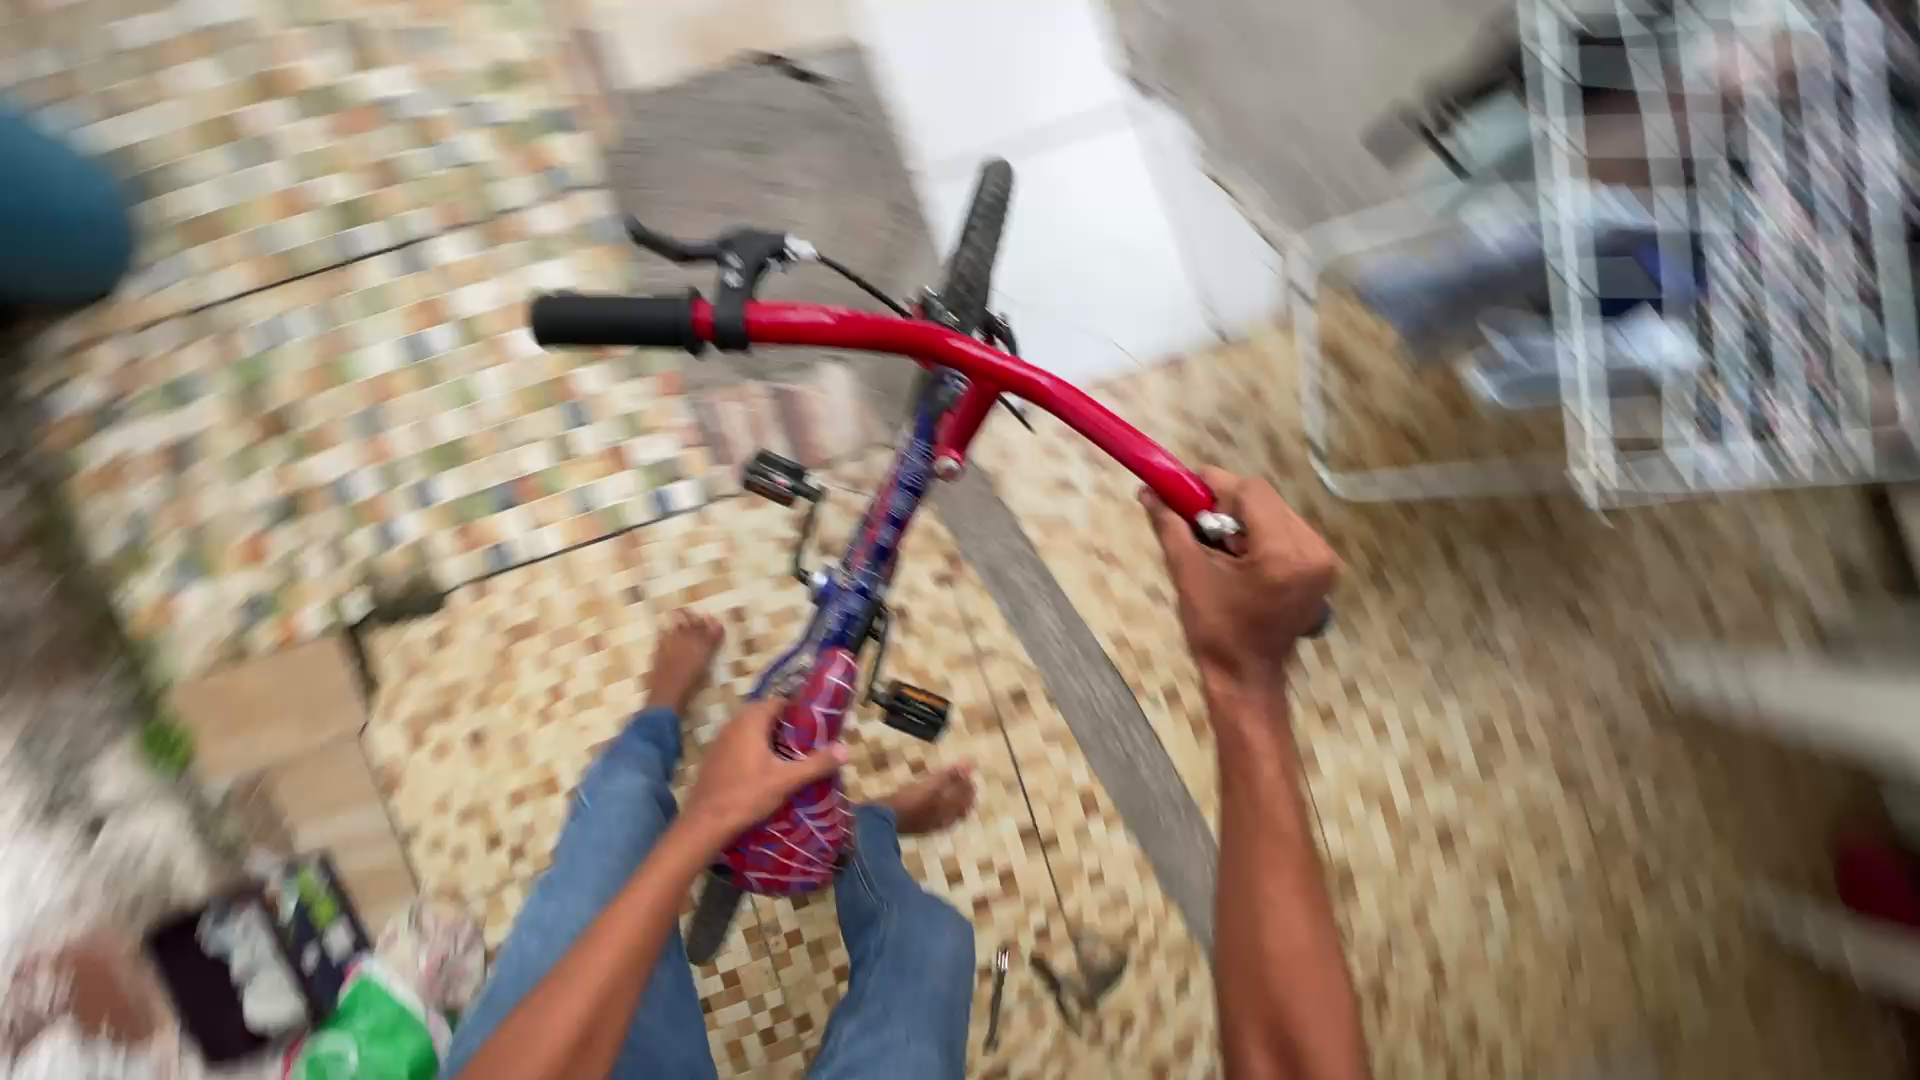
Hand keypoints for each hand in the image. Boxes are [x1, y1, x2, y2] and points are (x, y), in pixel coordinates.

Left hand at [682, 697, 847, 838]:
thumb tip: (846, 750)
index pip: (779, 702)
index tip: (815, 726)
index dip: (799, 711)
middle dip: (786, 726)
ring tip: (790, 757)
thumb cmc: (746, 795)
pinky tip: (765, 770)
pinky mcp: (714, 758)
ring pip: (751, 730)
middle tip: (806, 743)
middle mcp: (733, 724)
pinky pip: (739, 744)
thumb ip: (816, 764)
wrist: (704, 825)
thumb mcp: (787, 780)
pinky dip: (754, 750)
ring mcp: (720, 741)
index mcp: (750, 721)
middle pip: (765, 715)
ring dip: (769, 738)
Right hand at [1140, 467, 1339, 697]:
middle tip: (1195, 523)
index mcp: (1284, 553)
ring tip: (1218, 546)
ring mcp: (1324, 560)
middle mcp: (1314, 550)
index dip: (1212, 486)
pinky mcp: (1322, 568)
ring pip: (1275, 512)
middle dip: (1226, 504)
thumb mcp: (1188, 574)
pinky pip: (1286, 530)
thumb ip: (1170, 526)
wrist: (1245, 676)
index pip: (1251, 491)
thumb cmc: (1215, 630)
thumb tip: (1147, 490)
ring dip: (1242, 518)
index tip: (1181, 493)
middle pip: (1265, 499)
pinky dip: (1258, 533)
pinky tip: (1239, 557)